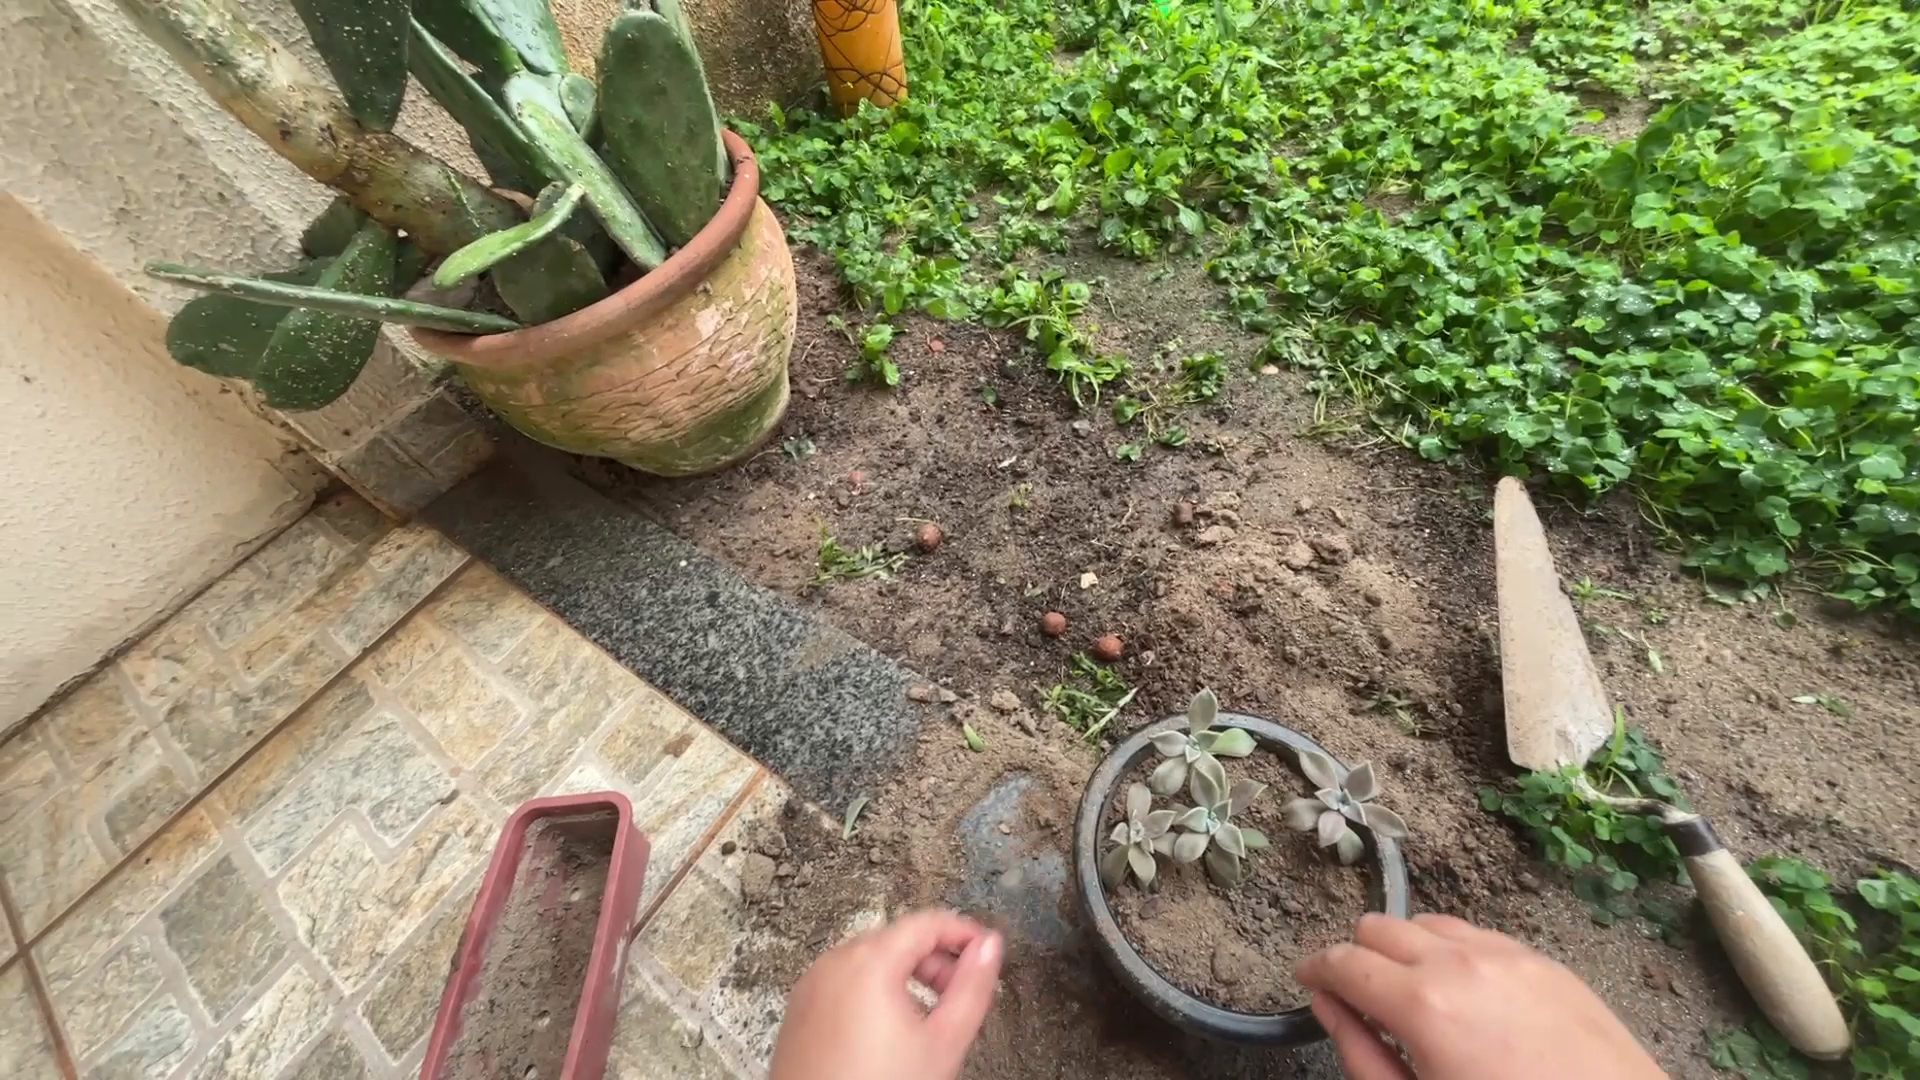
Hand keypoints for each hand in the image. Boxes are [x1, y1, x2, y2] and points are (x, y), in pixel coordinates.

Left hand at [770, 910, 1003, 1079]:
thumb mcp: (942, 1042)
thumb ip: (972, 987)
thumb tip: (990, 947)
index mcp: (869, 959)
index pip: (928, 922)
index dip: (964, 932)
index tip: (984, 949)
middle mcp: (835, 961)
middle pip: (899, 939)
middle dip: (936, 962)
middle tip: (960, 993)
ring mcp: (813, 983)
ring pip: (872, 960)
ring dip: (906, 977)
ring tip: (928, 1020)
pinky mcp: (800, 1008)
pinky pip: (846, 981)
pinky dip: (874, 992)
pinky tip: (889, 1033)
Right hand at [1297, 913, 1666, 1079]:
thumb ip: (1359, 1052)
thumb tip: (1325, 1002)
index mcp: (1421, 1005)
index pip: (1341, 960)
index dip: (1314, 968)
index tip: (1308, 981)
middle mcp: (1457, 962)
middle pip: (1375, 927)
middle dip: (1359, 957)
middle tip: (1367, 999)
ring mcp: (1506, 954)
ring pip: (1423, 922)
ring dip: (1407, 951)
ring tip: (1421, 997)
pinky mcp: (1545, 961)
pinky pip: (1475, 933)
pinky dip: (1453, 953)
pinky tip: (1471, 998)